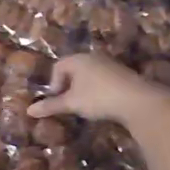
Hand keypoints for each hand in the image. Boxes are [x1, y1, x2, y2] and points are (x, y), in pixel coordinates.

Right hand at [27, 53, 169, 124]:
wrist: (140, 101)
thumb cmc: (98, 97)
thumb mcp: (71, 103)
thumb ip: (50, 106)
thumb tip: (28, 110)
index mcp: (78, 60)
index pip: (57, 67)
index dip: (53, 84)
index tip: (57, 99)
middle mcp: (94, 58)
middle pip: (73, 70)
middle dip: (67, 86)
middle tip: (67, 101)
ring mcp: (111, 65)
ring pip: (89, 75)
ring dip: (83, 89)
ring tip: (84, 104)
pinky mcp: (125, 75)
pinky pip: (103, 80)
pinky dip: (97, 90)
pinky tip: (101, 103)